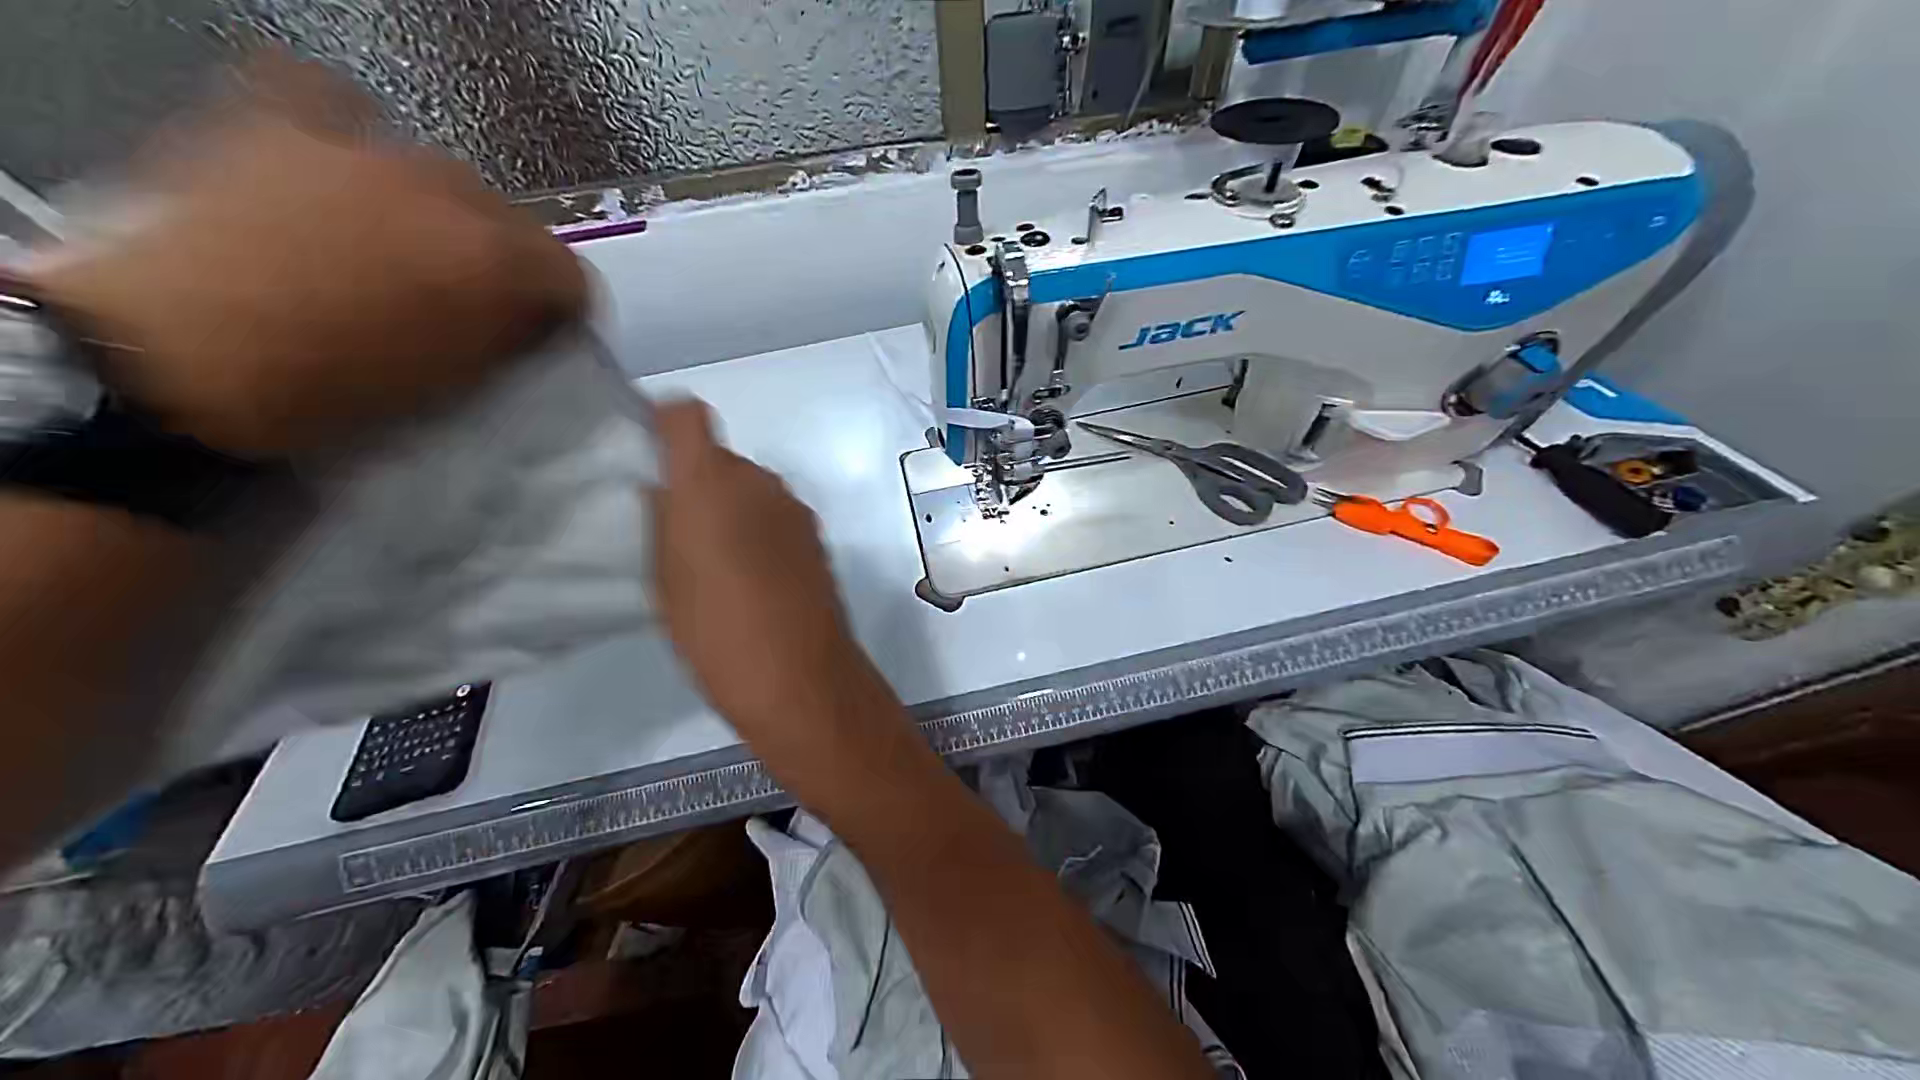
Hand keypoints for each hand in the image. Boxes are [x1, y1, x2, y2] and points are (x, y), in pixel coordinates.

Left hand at [29, 56, 584, 458]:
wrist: (176, 359)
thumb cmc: (330, 390)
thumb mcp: (456, 379)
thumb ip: (508, 337)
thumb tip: (529, 319)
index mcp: (495, 262)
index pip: (571, 276)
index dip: (564, 311)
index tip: (545, 331)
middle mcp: (447, 191)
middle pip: (513, 222)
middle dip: (506, 262)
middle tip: (474, 300)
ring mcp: (363, 150)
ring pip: (441, 171)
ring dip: (441, 212)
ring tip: (404, 246)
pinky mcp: (279, 126)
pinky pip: (334, 100)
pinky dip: (351, 130)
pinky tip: (346, 165)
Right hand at [648, 400, 880, 734]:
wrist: (800, 677)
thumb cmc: (715, 632)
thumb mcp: (664, 580)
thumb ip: (663, 522)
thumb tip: (666, 491)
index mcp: (709, 483)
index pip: (687, 415)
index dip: (666, 424)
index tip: (652, 454)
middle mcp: (759, 482)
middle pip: (722, 459)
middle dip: (700, 483)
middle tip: (681, 530)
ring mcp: (795, 508)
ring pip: (752, 489)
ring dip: (733, 509)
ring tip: (718, 563)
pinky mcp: (818, 536)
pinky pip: (777, 517)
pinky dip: (761, 530)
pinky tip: (753, 577)